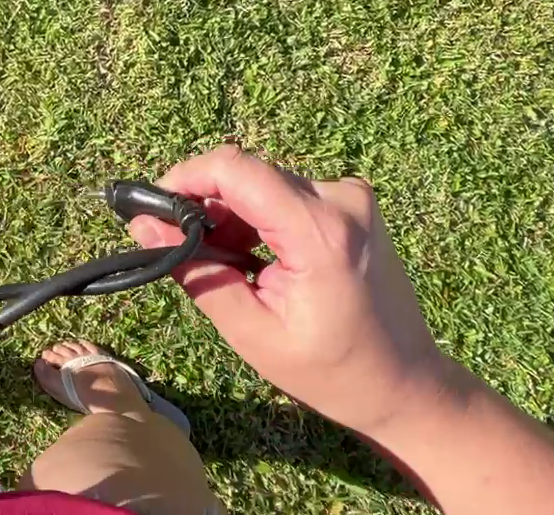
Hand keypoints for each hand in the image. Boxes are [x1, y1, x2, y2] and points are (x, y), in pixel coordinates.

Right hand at [127, 145, 456, 439]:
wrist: (408, 384)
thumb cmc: (332, 372)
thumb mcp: (251, 331)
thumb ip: (195, 271)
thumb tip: (144, 227)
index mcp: (320, 232)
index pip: (236, 169)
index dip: (186, 177)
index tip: (155, 205)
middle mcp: (340, 199)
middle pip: (246, 174)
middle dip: (204, 202)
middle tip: (183, 245)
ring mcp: (350, 196)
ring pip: (262, 181)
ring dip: (231, 211)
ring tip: (226, 261)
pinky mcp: (351, 200)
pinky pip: (285, 189)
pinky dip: (258, 214)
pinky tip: (256, 254)